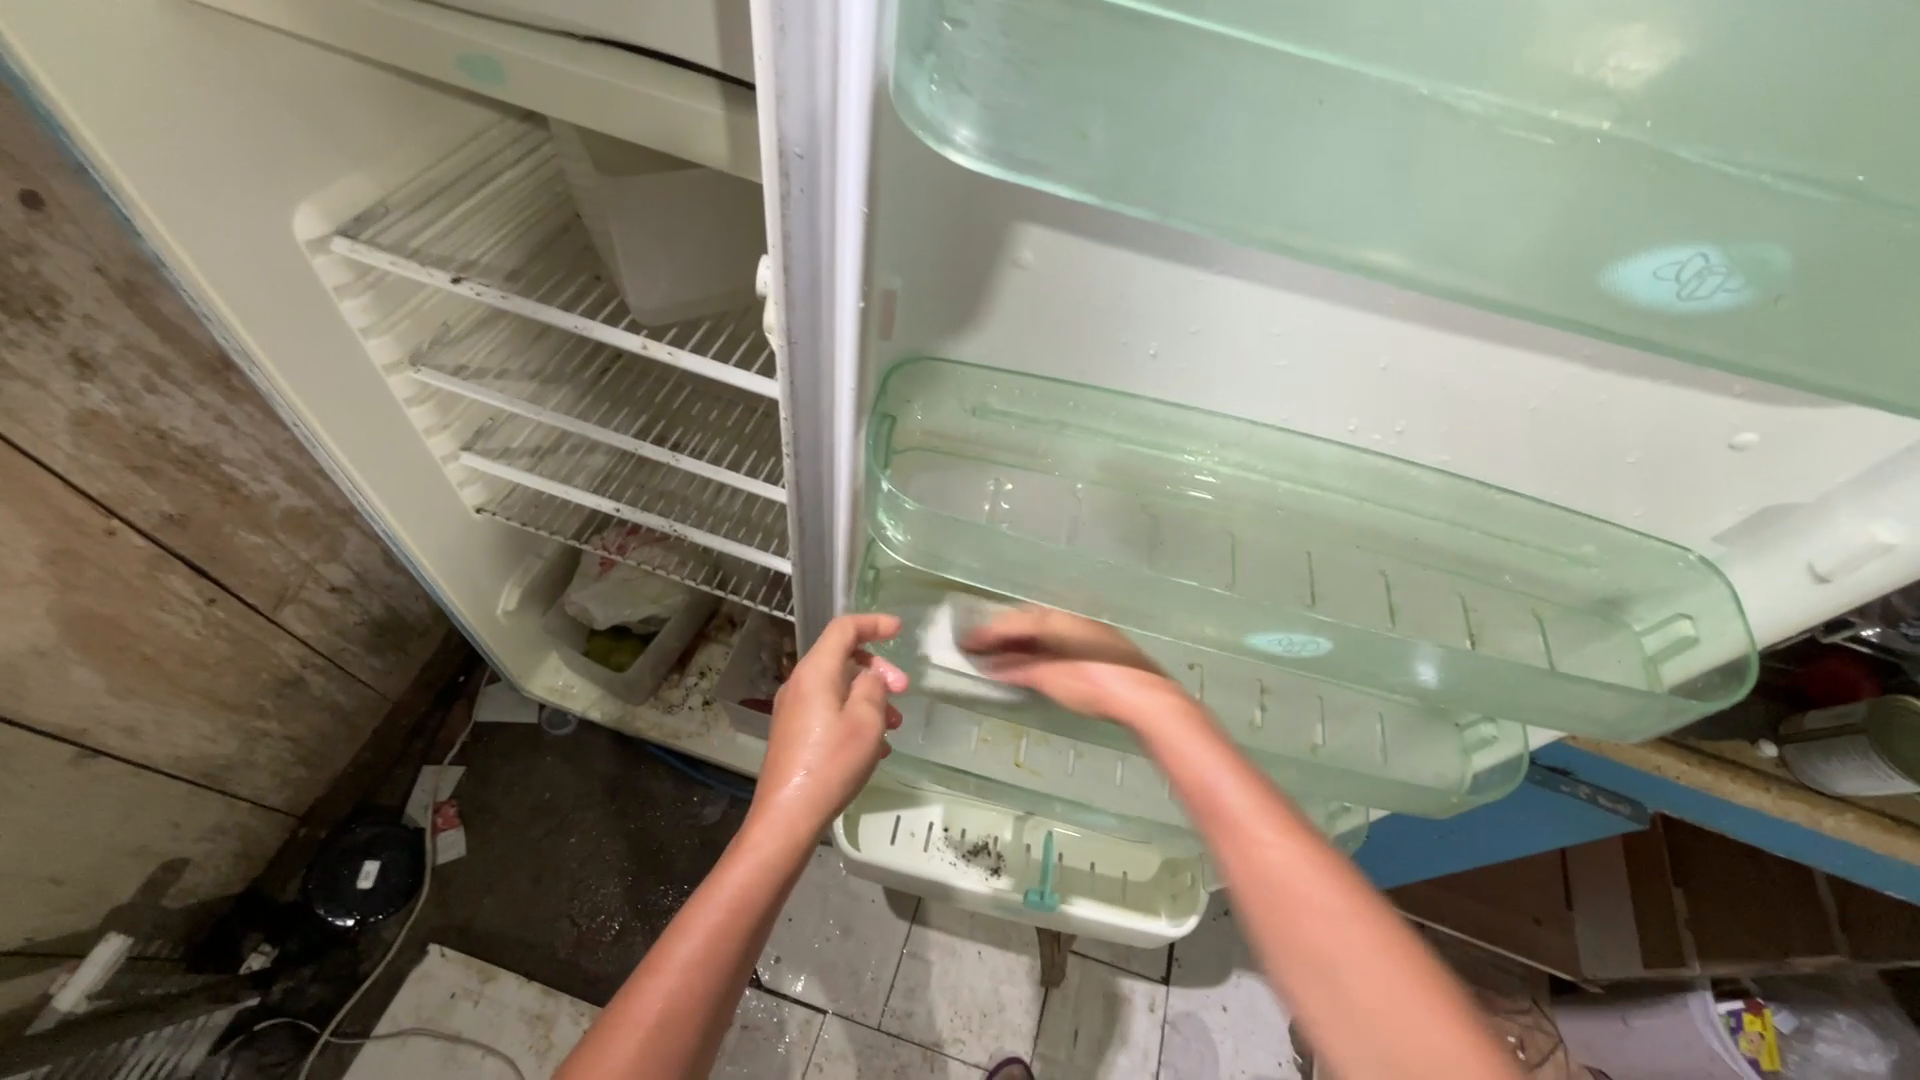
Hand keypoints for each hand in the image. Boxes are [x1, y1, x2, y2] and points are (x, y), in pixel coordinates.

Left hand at [751, 613, 908, 835]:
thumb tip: (869, 676)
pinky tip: (874, 746)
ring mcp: (794, 709)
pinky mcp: (794, 732)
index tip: (899, 630)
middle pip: (842, 657)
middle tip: (903, 691)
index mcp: (815, 672)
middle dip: (878, 669)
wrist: (789, 814)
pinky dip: (854, 716)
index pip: (844, 628)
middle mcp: (800, 683)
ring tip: (892, 725)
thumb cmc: (832, 763)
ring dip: (869, 697)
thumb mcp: (866, 720)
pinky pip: (830, 709)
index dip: (874, 623)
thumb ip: (873, 686)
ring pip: (838, 687)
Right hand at [960, 606, 1183, 724]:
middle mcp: (1069, 619)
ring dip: (1020, 642)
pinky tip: (1032, 663)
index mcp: (1054, 619)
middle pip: (1028, 621)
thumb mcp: (1048, 677)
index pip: (1012, 622)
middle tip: (979, 647)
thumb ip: (1018, 669)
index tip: (965, 642)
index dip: (987, 633)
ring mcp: (1085, 632)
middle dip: (1002, 634)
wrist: (1142, 695)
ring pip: (1044, 631)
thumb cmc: (1091, 683)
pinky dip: (1038, 649)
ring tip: (1000, 656)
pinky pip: (1056, 640)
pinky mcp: (1097, 647)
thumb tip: (992, 666)